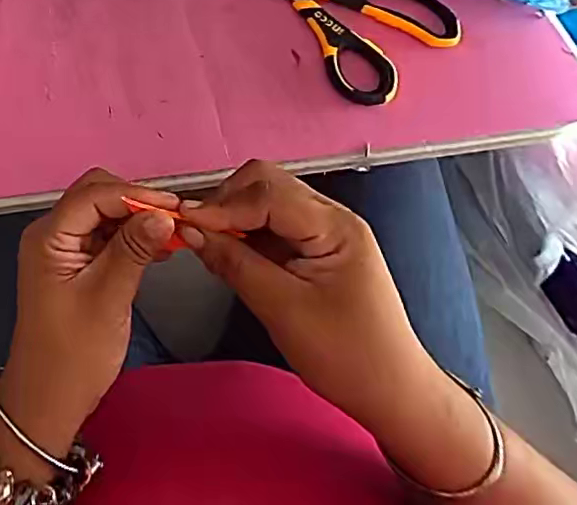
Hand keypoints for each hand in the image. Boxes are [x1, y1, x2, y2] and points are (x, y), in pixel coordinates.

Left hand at [0, 169, 178, 473]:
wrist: (47, 405)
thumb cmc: (71, 358)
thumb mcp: (107, 300)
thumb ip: (134, 250)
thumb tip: (164, 214)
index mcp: (49, 236)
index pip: (94, 194)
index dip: (136, 195)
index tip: (173, 206)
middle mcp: (52, 233)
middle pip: (98, 194)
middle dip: (137, 202)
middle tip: (173, 218)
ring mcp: (64, 247)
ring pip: (105, 212)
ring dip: (138, 218)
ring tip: (173, 232)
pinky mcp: (77, 261)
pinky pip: (108, 233)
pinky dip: (133, 236)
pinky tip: (158, 247)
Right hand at [176, 160, 441, 435]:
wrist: (394, 394)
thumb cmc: (348, 356)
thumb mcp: (284, 312)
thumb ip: (235, 265)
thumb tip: (191, 232)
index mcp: (334, 225)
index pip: (268, 195)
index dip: (222, 206)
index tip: (183, 221)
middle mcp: (330, 215)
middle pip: (267, 182)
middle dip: (226, 200)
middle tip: (194, 229)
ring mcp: (323, 228)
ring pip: (266, 198)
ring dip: (233, 212)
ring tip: (205, 238)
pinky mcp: (313, 245)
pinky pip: (271, 222)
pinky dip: (244, 229)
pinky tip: (227, 248)